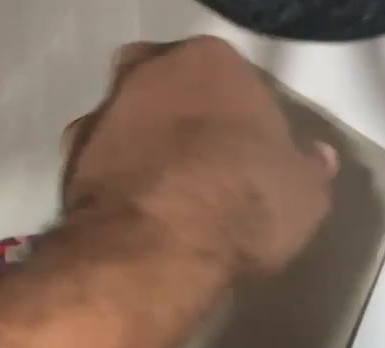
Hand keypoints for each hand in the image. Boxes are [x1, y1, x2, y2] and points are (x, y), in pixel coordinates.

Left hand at [63, 37, 336, 276]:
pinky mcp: (68, 170)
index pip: (227, 81)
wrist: (158, 249)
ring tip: (156, 208)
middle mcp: (146, 75)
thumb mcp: (303, 197)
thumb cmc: (242, 207)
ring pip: (122, 130)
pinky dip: (110, 193)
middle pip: (163, 92)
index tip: (241, 160)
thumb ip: (307, 173)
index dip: (235, 122)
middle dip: (175, 125)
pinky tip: (128, 225)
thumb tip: (316, 162)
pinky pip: (97, 175)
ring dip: (135, 157)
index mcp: (210, 62)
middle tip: (192, 175)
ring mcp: (100, 119)